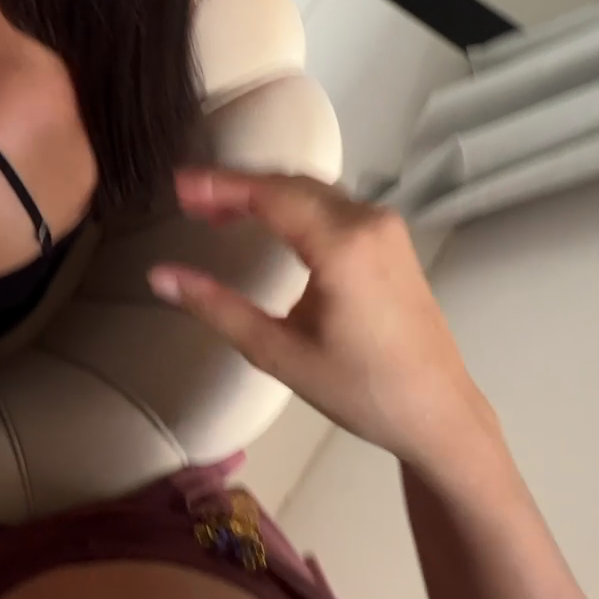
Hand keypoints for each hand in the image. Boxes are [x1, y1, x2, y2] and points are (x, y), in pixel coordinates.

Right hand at [148, 169, 495, 469]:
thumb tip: (159, 276)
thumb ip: (215, 307)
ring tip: (214, 211)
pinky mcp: (390, 242)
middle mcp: (368, 223)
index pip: (270, 194)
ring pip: (311, 190)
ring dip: (262, 193)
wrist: (440, 415)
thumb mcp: (277, 352)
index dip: (219, 184)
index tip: (177, 185)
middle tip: (188, 201)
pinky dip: (289, 204)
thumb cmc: (359, 389)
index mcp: (342, 246)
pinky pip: (330, 204)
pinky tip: (263, 222)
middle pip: (290, 184)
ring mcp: (385, 229)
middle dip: (235, 186)